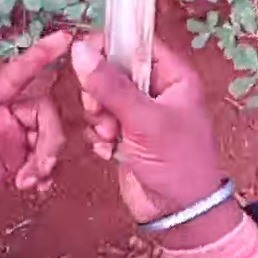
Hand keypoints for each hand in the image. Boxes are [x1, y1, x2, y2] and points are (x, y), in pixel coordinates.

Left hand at [0, 31, 71, 227]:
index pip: (14, 76)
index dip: (38, 56)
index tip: (63, 39)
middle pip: (43, 112)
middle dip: (51, 138)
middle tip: (42, 167)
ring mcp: (9, 138)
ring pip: (47, 136)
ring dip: (47, 159)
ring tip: (30, 182)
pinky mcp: (14, 160)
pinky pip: (41, 158)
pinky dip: (44, 172)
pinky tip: (34, 187)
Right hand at [70, 34, 223, 221]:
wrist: (178, 213)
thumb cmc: (176, 162)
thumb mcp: (145, 120)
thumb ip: (111, 86)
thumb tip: (79, 50)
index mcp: (173, 77)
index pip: (136, 44)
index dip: (109, 47)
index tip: (84, 58)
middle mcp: (155, 91)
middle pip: (111, 71)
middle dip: (100, 93)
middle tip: (100, 112)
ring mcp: (138, 115)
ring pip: (101, 98)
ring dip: (98, 118)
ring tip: (110, 137)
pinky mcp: (123, 136)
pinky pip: (98, 123)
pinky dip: (98, 137)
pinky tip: (109, 152)